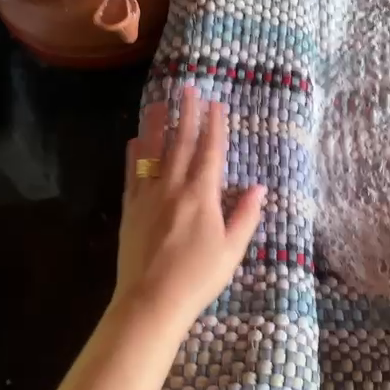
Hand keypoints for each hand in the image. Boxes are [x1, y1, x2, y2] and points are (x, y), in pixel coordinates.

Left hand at [114, 85, 266, 332]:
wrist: (151, 301)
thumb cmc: (198, 277)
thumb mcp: (232, 250)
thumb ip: (245, 216)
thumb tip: (259, 188)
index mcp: (201, 195)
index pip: (210, 152)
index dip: (214, 126)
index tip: (216, 103)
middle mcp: (173, 187)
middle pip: (181, 143)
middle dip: (186, 114)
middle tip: (188, 88)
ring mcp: (148, 196)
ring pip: (154, 152)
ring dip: (158, 125)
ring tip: (160, 102)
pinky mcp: (130, 209)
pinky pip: (133, 173)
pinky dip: (135, 154)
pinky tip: (135, 140)